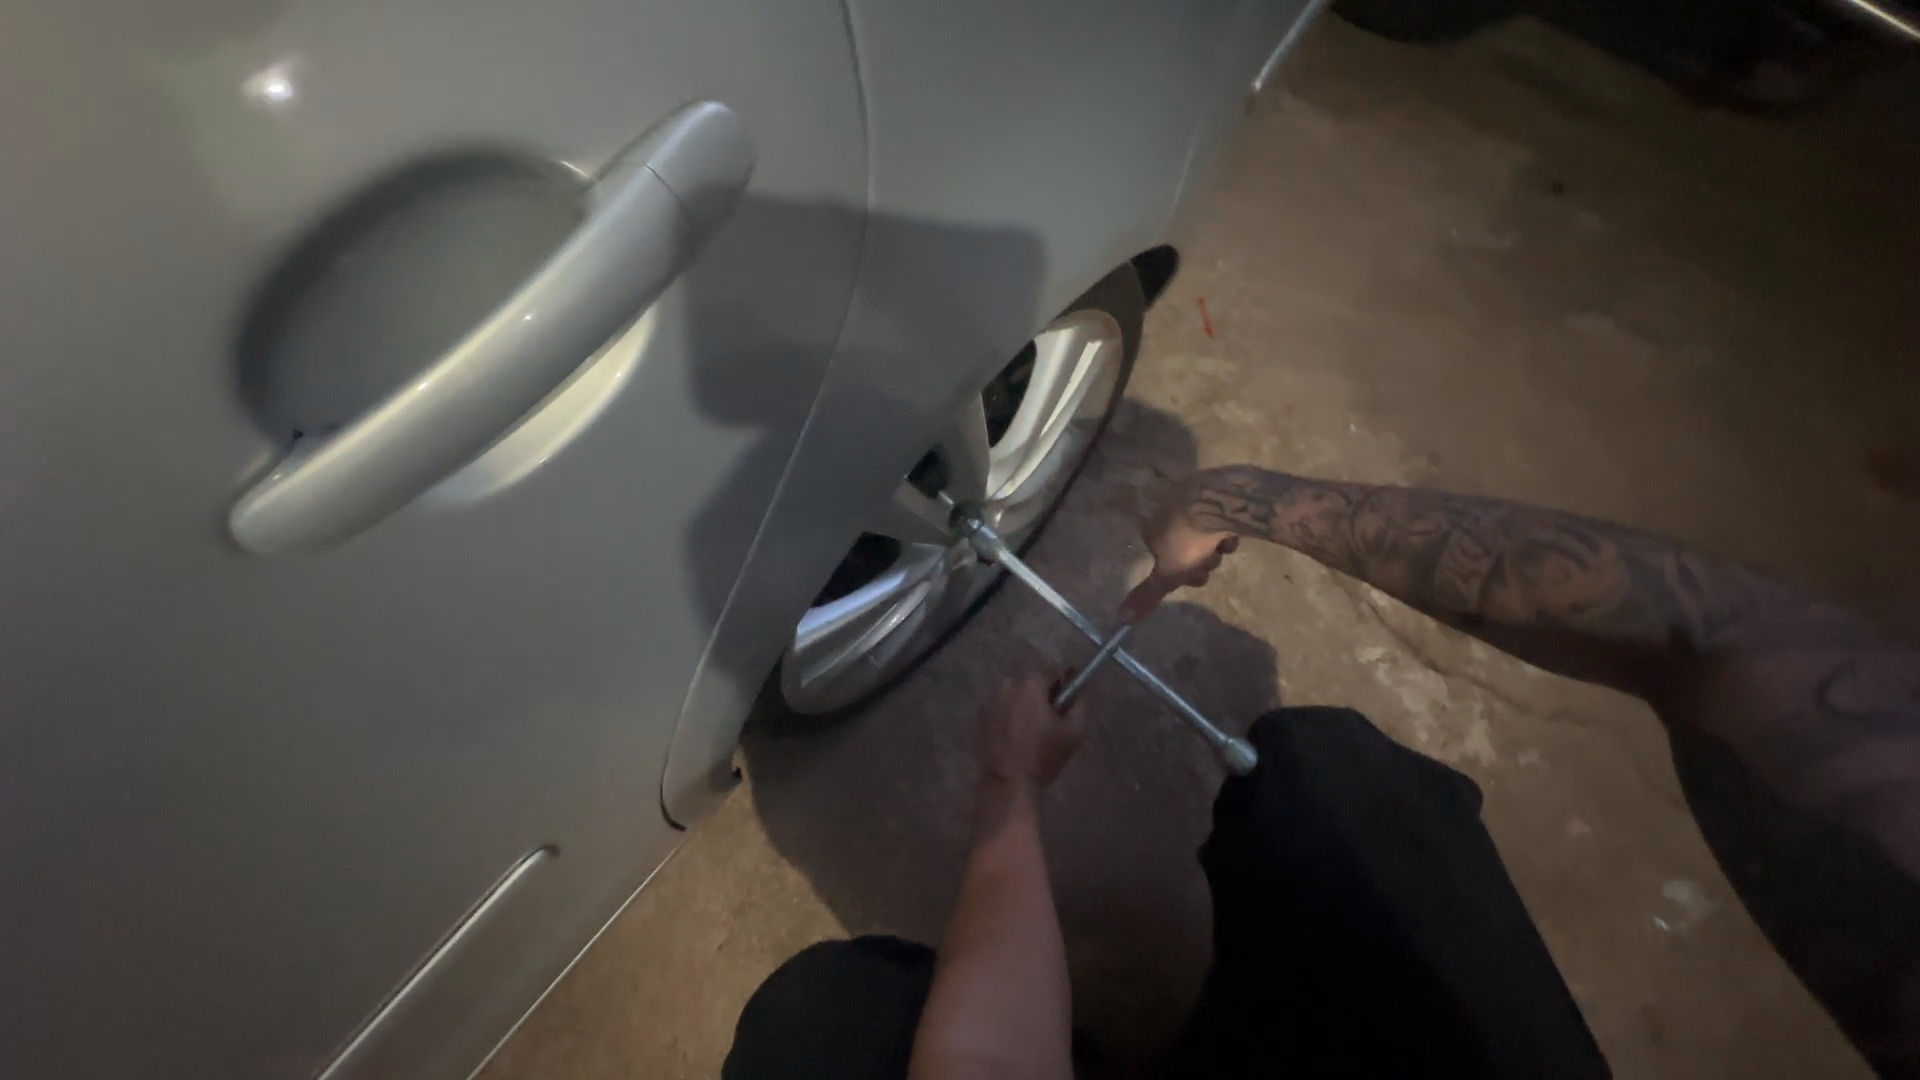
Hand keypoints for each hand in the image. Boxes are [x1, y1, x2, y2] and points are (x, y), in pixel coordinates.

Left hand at [975, 673, 1086, 790]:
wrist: (1007, 782)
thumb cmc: (1043, 757)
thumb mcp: (1074, 732)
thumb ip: (1080, 704)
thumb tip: (1080, 689)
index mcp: (1030, 684)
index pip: (1052, 675)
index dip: (1062, 690)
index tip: (1063, 709)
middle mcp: (1007, 685)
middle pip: (1031, 685)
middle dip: (1041, 699)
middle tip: (1047, 725)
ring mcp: (989, 700)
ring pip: (1014, 696)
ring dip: (1023, 707)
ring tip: (1028, 734)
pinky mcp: (979, 716)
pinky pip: (1000, 708)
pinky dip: (1007, 717)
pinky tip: (1012, 739)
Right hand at [1118, 474, 1239, 623]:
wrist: (1216, 504)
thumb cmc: (1188, 541)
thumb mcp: (1168, 574)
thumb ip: (1148, 596)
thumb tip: (1121, 619)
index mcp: (1151, 530)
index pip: (1164, 559)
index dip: (1181, 573)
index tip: (1192, 576)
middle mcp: (1165, 514)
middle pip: (1185, 548)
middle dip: (1201, 560)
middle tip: (1210, 563)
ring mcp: (1188, 501)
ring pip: (1203, 535)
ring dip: (1214, 546)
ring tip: (1222, 545)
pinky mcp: (1210, 494)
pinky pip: (1217, 519)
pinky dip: (1224, 530)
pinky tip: (1231, 533)